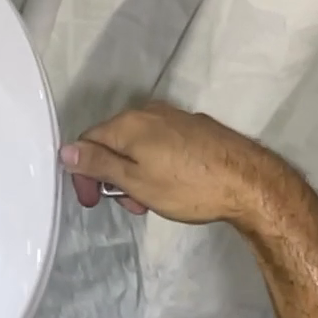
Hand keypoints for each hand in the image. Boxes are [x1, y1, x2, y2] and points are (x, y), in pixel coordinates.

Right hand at [61, 102, 304, 226]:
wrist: (251, 184)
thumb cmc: (188, 187)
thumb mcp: (136, 182)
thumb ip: (98, 164)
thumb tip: (65, 150)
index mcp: (129, 123)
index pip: (88, 142)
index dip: (84, 173)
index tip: (93, 202)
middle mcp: (149, 112)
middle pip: (114, 142)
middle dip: (112, 175)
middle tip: (129, 205)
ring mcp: (175, 118)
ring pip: (139, 144)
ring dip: (135, 173)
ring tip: (152, 201)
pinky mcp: (196, 128)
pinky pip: (161, 143)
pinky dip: (155, 164)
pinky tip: (173, 186)